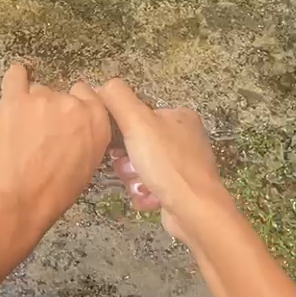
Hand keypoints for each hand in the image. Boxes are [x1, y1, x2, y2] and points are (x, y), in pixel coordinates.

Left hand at [0, 63, 111, 237]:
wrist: (20, 200)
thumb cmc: (56, 191)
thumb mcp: (89, 164)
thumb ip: (89, 135)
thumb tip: (78, 124)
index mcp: (97, 120)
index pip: (88, 95)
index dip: (76, 108)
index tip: (66, 121)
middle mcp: (73, 104)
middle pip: (61, 94)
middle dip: (53, 111)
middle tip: (42, 135)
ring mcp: (42, 98)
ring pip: (38, 91)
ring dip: (32, 106)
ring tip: (23, 132)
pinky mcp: (14, 100)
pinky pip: (15, 76)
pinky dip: (16, 78)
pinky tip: (16, 82)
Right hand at [95, 78, 236, 245]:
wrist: (194, 211)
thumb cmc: (168, 164)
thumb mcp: (138, 122)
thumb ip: (117, 99)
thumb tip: (101, 85)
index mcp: (178, 115)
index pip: (136, 115)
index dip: (120, 131)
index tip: (117, 146)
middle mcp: (184, 137)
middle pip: (135, 144)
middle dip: (127, 161)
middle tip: (131, 167)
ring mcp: (183, 164)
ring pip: (138, 167)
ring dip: (133, 179)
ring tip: (142, 185)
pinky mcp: (179, 188)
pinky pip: (148, 186)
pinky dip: (144, 193)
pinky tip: (151, 198)